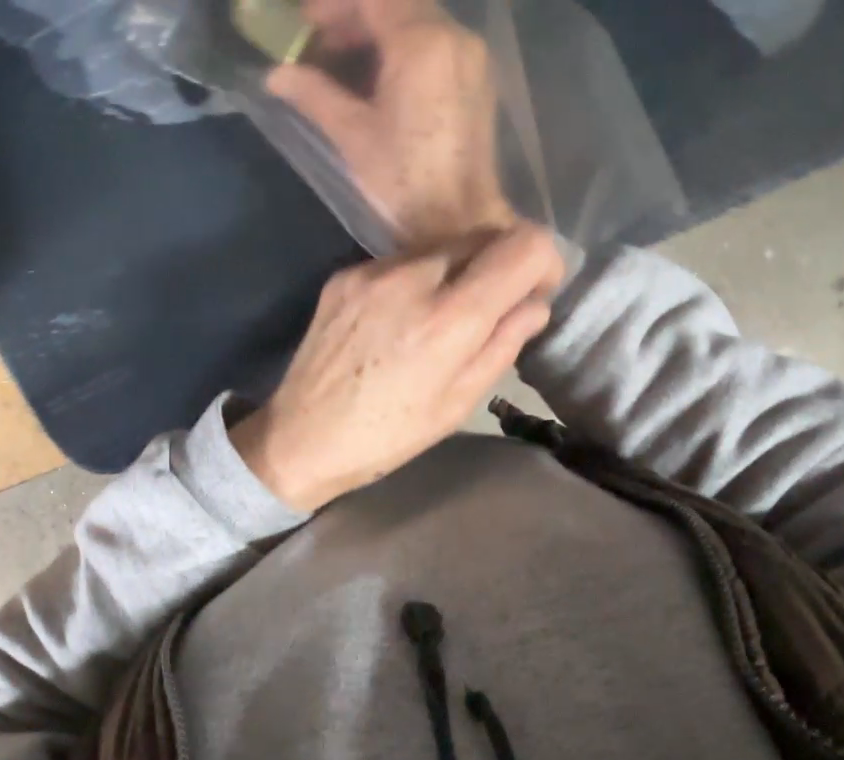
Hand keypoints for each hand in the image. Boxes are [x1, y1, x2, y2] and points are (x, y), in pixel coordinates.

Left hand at [231, 225, 564, 511]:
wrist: (300, 439)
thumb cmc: (386, 437)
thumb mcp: (458, 404)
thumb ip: (503, 344)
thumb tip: (534, 302)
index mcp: (448, 319)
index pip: (523, 245)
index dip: (542, 263)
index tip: (533, 292)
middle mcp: (411, 279)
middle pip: (483, 237)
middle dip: (498, 267)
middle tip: (488, 310)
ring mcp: (371, 273)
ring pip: (440, 247)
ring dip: (454, 273)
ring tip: (436, 321)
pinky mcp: (343, 275)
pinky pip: (400, 262)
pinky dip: (413, 281)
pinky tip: (397, 322)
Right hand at [269, 0, 509, 248]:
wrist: (457, 224)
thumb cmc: (402, 182)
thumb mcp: (352, 136)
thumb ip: (314, 95)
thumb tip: (275, 75)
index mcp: (422, 44)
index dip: (334, 4)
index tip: (303, 23)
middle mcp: (453, 37)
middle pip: (399, 3)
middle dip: (354, 16)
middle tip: (316, 44)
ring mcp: (469, 57)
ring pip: (417, 21)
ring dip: (376, 33)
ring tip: (339, 65)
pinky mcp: (475, 80)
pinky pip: (434, 44)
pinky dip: (401, 49)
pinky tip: (375, 80)